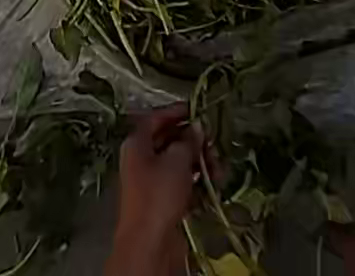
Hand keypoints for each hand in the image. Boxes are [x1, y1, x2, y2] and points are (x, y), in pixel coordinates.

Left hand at [105, 104, 203, 275]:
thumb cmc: (159, 194)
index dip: (176, 111)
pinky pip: (182, 184)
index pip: (156, 118)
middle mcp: (141, 160)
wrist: (150, 246)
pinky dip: (197, 182)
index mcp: (137, 144)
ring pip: (178, 163)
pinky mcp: (163, 203)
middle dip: (193, 140)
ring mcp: (152, 182)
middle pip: (169, 140)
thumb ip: (189, 140)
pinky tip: (213, 184)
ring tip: (217, 169)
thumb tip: (197, 126)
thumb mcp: (177, 160)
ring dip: (199, 162)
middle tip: (211, 143)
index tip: (196, 109)